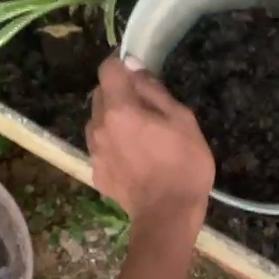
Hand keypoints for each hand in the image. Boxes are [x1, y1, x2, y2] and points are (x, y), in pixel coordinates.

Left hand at [87, 56, 214, 229]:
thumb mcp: (183, 120)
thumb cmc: (184, 165)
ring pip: (98, 121)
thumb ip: (155, 91)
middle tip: (146, 104)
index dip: (120, 62)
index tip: (135, 65)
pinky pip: (102, 146)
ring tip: (141, 133)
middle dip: (118, 91)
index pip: (108, 69)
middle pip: (100, 94)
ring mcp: (94, 151)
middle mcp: (99, 126)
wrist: (167, 216)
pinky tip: (136, 158)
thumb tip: (135, 69)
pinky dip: (114, 143)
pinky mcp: (97, 172)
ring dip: (114, 118)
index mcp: (120, 109)